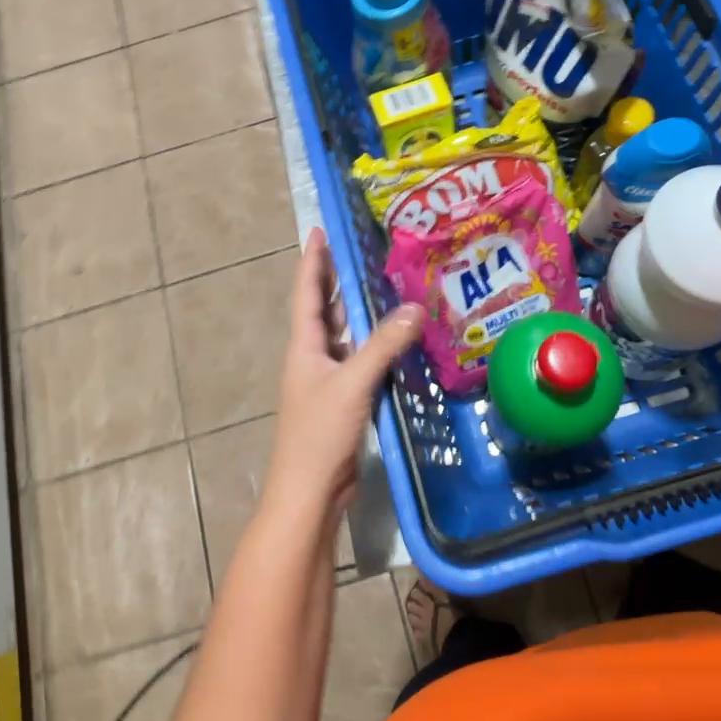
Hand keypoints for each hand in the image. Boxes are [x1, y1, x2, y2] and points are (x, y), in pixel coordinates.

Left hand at [264, 229, 422, 514]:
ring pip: (345, 334)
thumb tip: (415, 307)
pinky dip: (376, 344)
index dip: (313, 260)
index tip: (320, 229)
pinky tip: (399, 338)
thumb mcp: (353, 383)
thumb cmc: (320, 432)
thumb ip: (383, 345)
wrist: (309, 491)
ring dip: (361, 311)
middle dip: (339, 278)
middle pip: (325, 308)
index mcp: (304, 346)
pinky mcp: (345, 399)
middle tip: (363, 248)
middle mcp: (313, 356)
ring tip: (386, 283)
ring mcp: (328, 379)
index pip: (307, 292)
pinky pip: (360, 360)